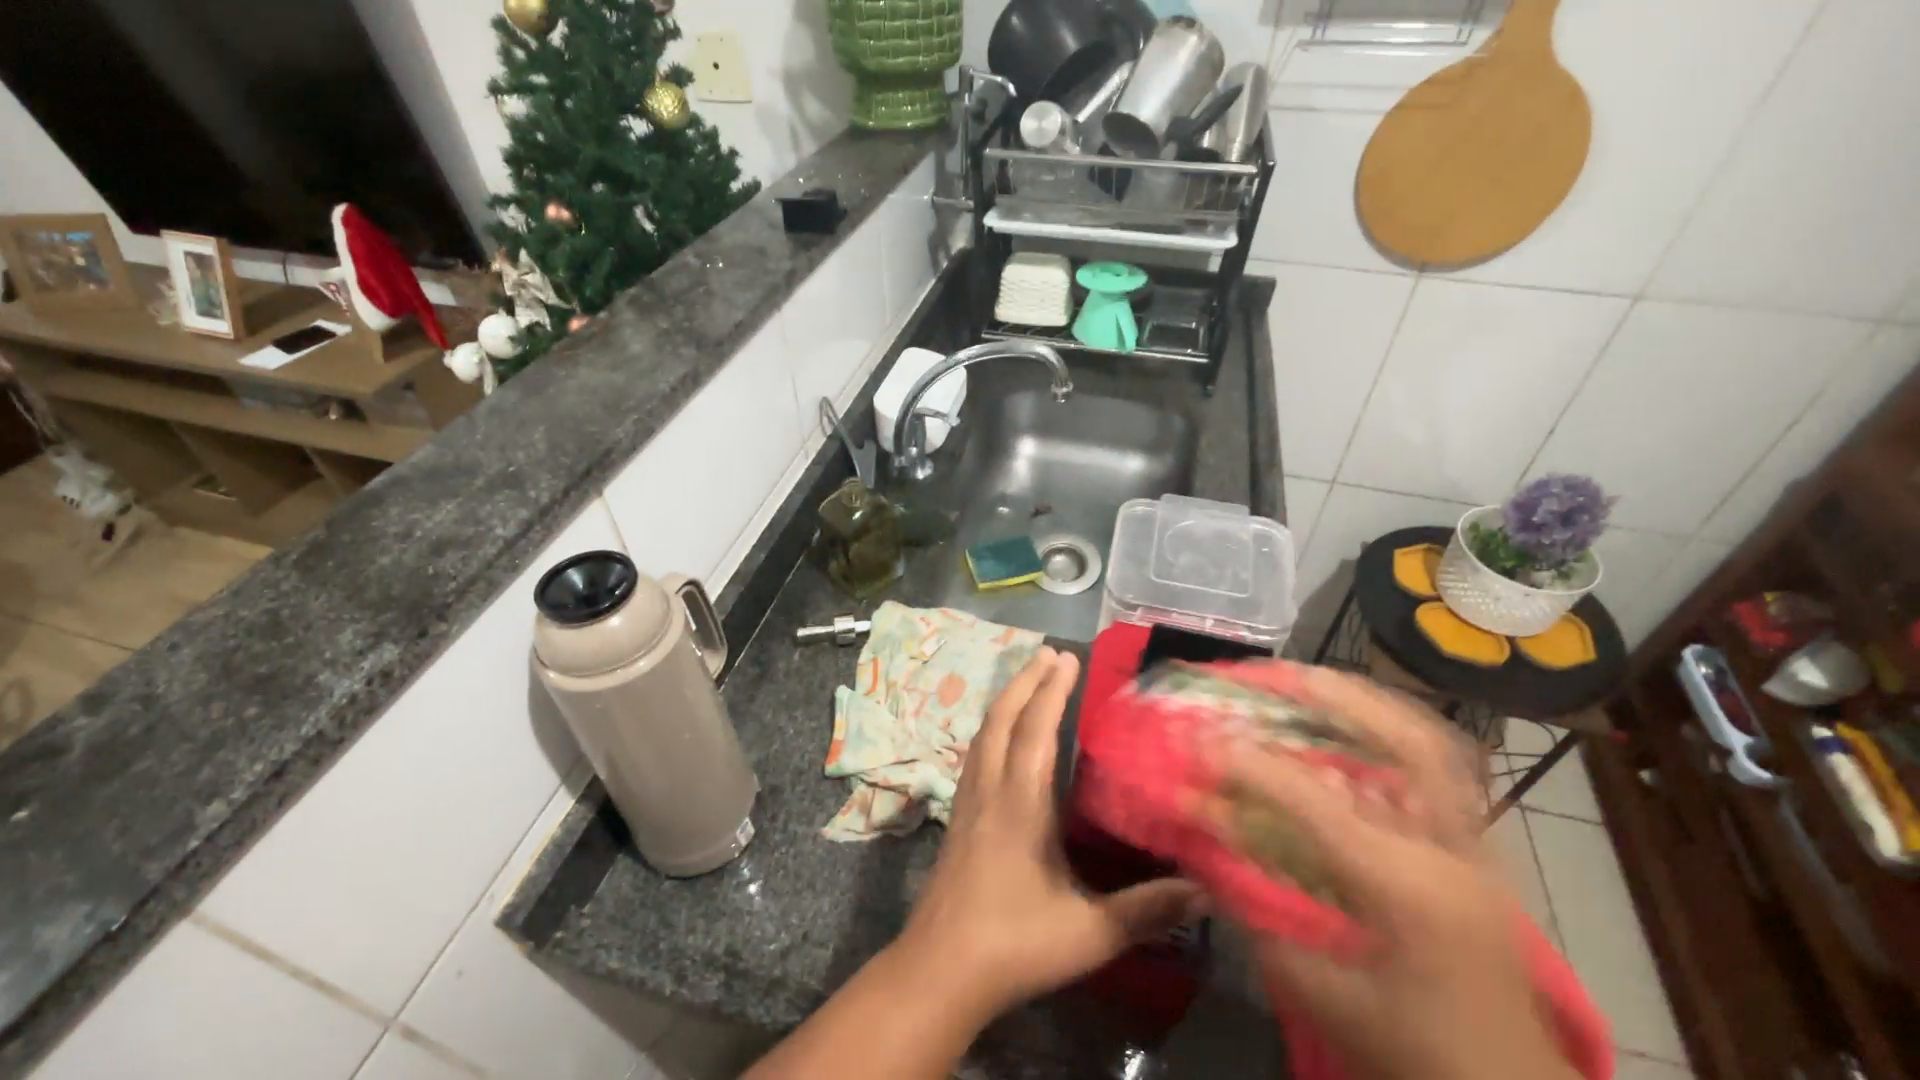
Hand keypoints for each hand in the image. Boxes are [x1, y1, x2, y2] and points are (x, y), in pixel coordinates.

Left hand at [891, 647, 1201, 1018]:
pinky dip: (990, 734)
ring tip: (1024, 683)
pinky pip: (974, 760)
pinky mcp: (956, 825)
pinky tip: (998, 744)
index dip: (1051, 692)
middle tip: (1047, 653)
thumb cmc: (1014, 944)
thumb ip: (1147, 910)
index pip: (1035, 732)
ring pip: (982, 738)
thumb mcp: (1089, 932)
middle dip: (1024, 683)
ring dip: (1004, 704)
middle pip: (1001, 722)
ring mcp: (967, 808)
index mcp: (1020, 805)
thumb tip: (1207, 889)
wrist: (938, 971)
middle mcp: (990, 794)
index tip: (1067, 658)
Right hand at [1209, 665, 1576, 1079]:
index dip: (1255, 767)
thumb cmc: (1412, 1054)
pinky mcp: (1481, 858)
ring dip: (1371, 706)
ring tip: (1315, 682)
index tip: (1204, 739)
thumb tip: (1204, 850)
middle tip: (1279, 672)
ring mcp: (1477, 850)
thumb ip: (1258, 916)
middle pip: (1410, 743)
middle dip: (1338, 696)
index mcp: (1409, 890)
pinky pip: (1440, 776)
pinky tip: (1356, 734)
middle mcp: (1452, 852)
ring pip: (1435, 749)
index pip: (1320, 804)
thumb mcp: (1321, 996)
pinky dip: (1393, 740)